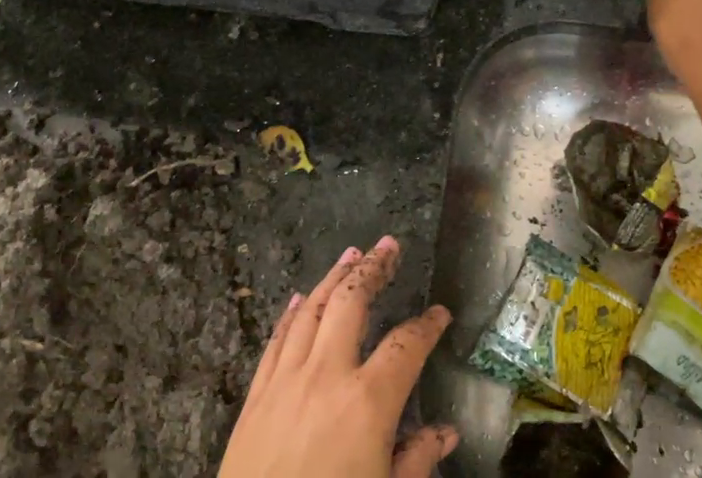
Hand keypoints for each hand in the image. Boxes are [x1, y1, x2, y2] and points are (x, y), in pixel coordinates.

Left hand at [220, 236, 457, 477]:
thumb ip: (417, 460)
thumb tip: (446, 433)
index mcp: (368, 401)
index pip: (406, 346)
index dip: (426, 326)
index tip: (440, 313)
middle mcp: (326, 376)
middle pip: (351, 304)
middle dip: (372, 269)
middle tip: (388, 245)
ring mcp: (285, 381)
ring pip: (310, 311)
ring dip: (333, 278)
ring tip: (351, 254)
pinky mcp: (255, 397)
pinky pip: (276, 341)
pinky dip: (290, 313)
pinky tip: (298, 297)